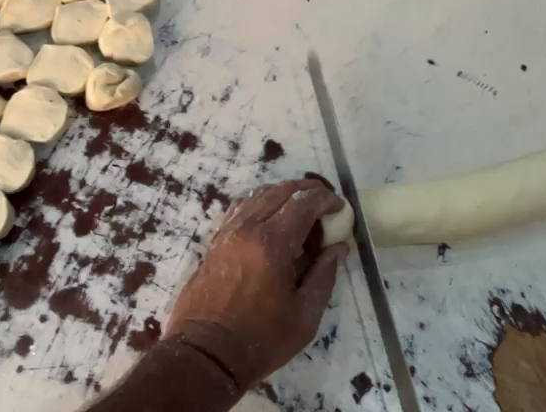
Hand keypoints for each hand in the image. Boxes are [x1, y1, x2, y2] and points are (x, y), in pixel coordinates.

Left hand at [164, 178, 349, 389]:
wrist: (205, 354)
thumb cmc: (259, 340)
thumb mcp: (304, 317)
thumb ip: (324, 276)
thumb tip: (338, 247)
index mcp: (273, 243)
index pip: (304, 202)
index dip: (326, 199)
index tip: (340, 207)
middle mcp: (249, 227)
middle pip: (281, 191)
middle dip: (308, 191)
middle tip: (325, 205)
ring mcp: (229, 231)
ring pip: (260, 194)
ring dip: (284, 194)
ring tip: (301, 210)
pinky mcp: (217, 240)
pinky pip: (242, 207)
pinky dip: (261, 203)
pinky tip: (271, 219)